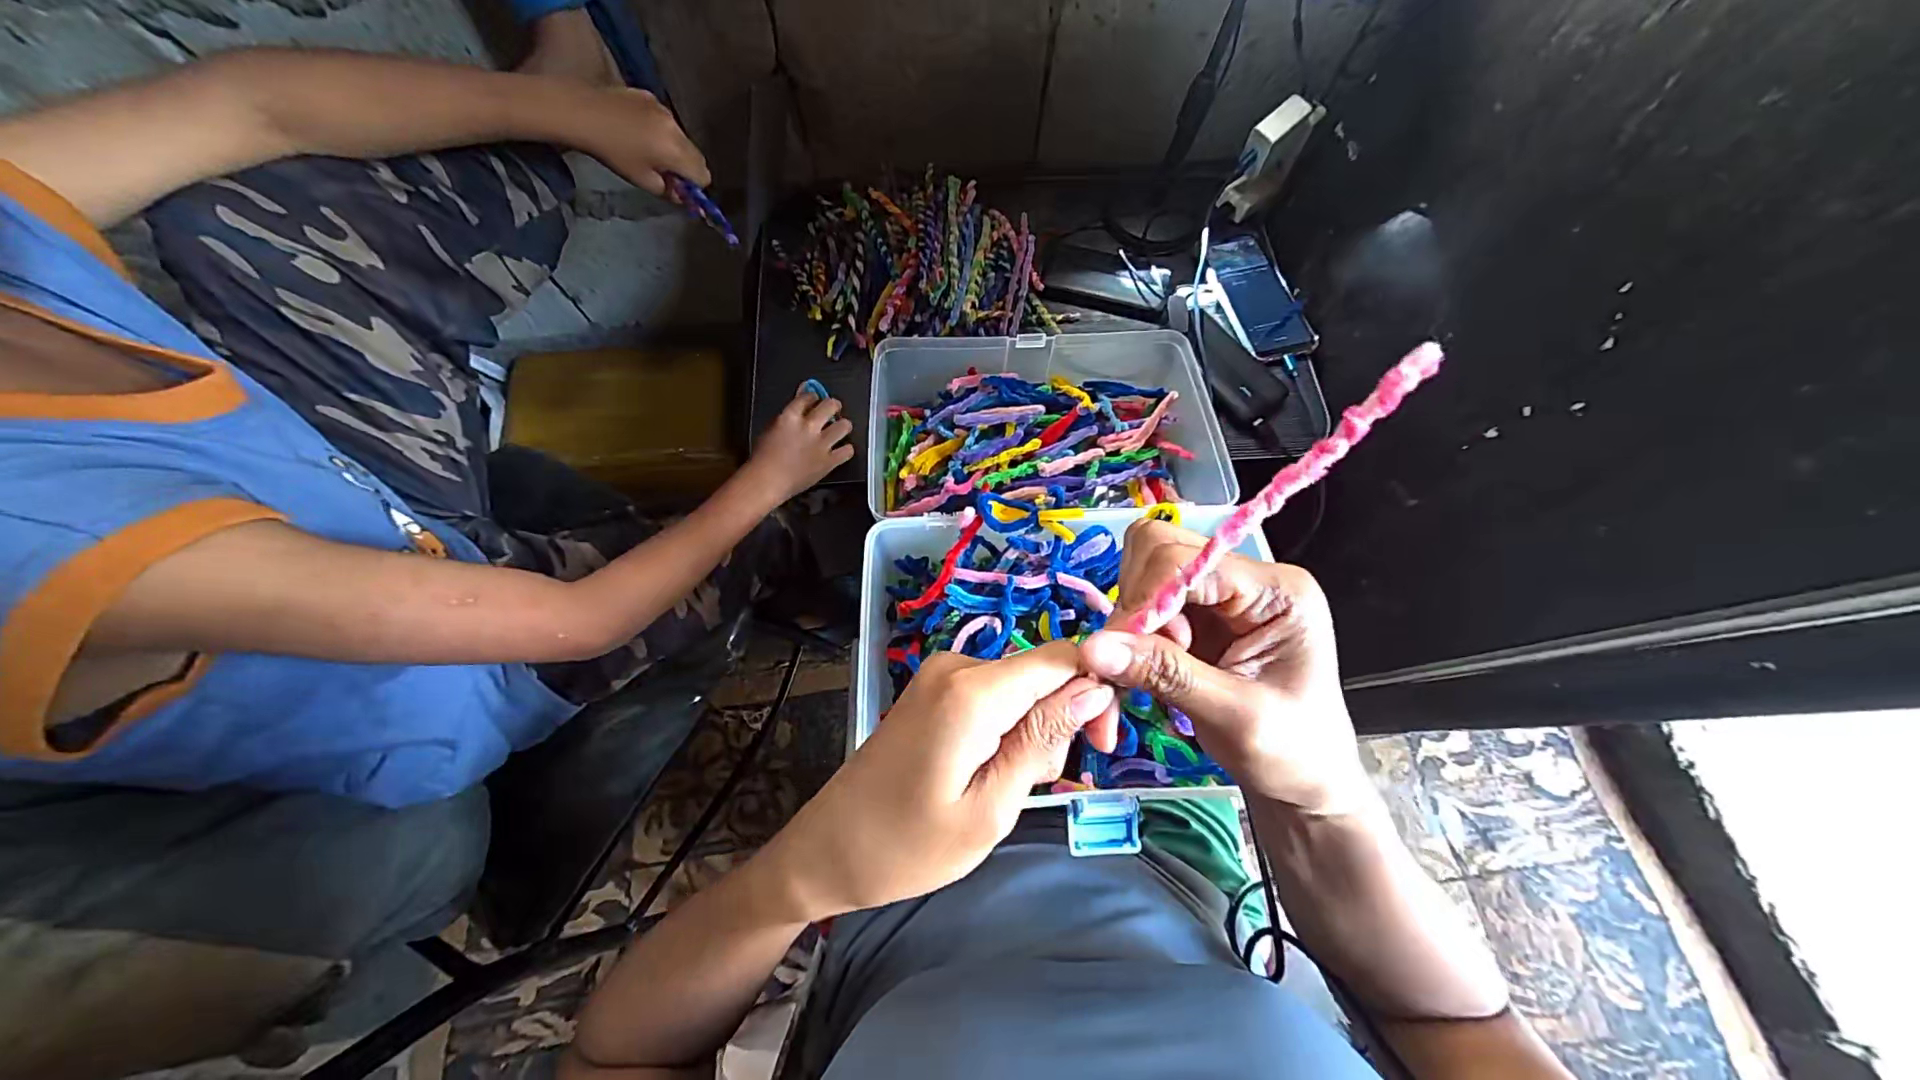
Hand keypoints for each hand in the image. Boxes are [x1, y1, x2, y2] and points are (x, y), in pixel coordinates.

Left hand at [565, 87, 710, 194]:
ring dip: (673, 147)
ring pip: (681, 137)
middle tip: (663, 172)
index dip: (694, 186)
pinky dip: (659, 129)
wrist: (579, 111)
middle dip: (686, 167)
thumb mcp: (641, 180)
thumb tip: (681, 196)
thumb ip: (668, 191)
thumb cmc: (611, 151)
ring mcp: (663, 109)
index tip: (678, 188)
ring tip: (646, 148)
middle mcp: (676, 128)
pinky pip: (665, 120)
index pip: (703, 175)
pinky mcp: (649, 96)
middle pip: (696, 155)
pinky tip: (636, 129)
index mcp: (676, 151)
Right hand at [739, 387, 854, 503]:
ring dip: (842, 425)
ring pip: (844, 426)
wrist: (767, 482)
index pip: (808, 397)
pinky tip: (841, 450)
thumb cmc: (763, 458)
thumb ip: (786, 415)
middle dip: (832, 405)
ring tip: (839, 428)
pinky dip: (846, 450)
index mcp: (791, 416)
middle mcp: (809, 427)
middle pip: (831, 405)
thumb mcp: (770, 429)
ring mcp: (821, 444)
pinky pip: (848, 451)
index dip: (813, 397)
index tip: (815, 400)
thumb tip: (798, 405)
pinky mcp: (829, 461)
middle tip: (832, 409)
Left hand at [757, 642, 1112, 919]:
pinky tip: (989, 770)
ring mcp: (941, 674)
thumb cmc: (906, 847)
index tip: (1102, 747)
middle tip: (1045, 783)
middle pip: (1043, 672)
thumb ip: (1042, 742)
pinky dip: (1007, 729)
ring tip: (1006, 787)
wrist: (828, 848)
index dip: (1096, 691)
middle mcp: (956, 665)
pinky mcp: (934, 689)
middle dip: (1062, 720)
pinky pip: (994, 695)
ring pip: (1022, 687)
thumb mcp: (990, 809)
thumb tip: (1093, 688)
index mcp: (971, 691)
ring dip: (1033, 732)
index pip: (1062, 657)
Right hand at [1077, 518, 1371, 816]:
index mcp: (1276, 591)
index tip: (1115, 649)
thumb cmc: (1291, 752)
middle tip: (1136, 662)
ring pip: (1139, 576)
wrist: (1302, 782)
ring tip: (1142, 674)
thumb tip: (1095, 648)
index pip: (1189, 561)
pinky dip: (1123, 643)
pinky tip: (1131, 679)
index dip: (1145, 599)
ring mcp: (1216, 597)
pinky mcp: (1192, 618)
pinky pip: (1138, 609)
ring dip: (1126, 625)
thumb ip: (1166, 674)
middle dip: (1134, 606)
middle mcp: (1245, 581)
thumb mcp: (1234, 716)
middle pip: (1158, 551)